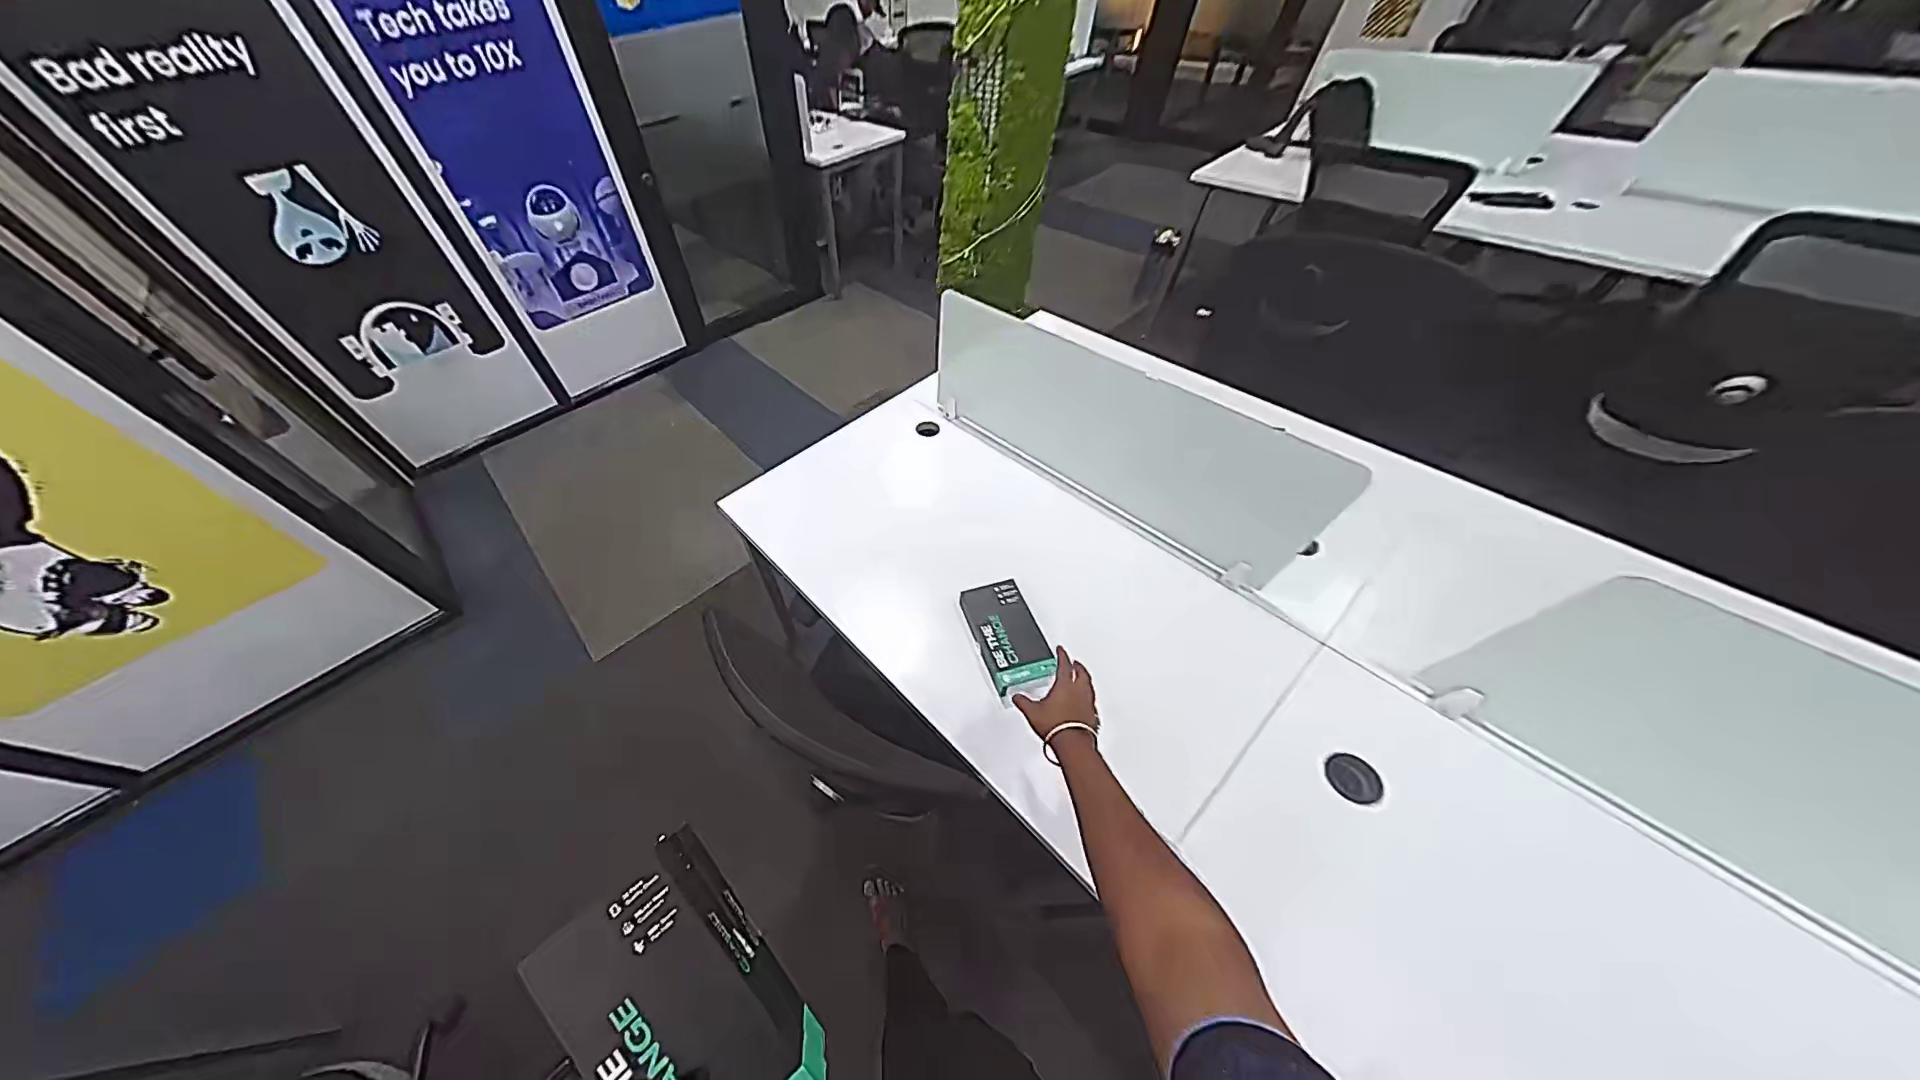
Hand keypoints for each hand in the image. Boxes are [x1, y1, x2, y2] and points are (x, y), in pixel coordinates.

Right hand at [1012, 646, 1097, 744]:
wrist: (1072, 744)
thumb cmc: (1056, 727)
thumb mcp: (1032, 712)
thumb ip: (1023, 702)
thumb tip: (1017, 697)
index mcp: (1065, 685)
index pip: (1065, 664)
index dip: (1062, 655)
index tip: (1061, 650)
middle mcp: (1079, 692)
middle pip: (1081, 673)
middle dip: (1077, 665)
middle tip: (1074, 662)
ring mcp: (1088, 704)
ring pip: (1088, 686)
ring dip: (1084, 680)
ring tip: (1081, 679)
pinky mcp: (1093, 716)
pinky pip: (1091, 701)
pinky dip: (1087, 697)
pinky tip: (1084, 702)